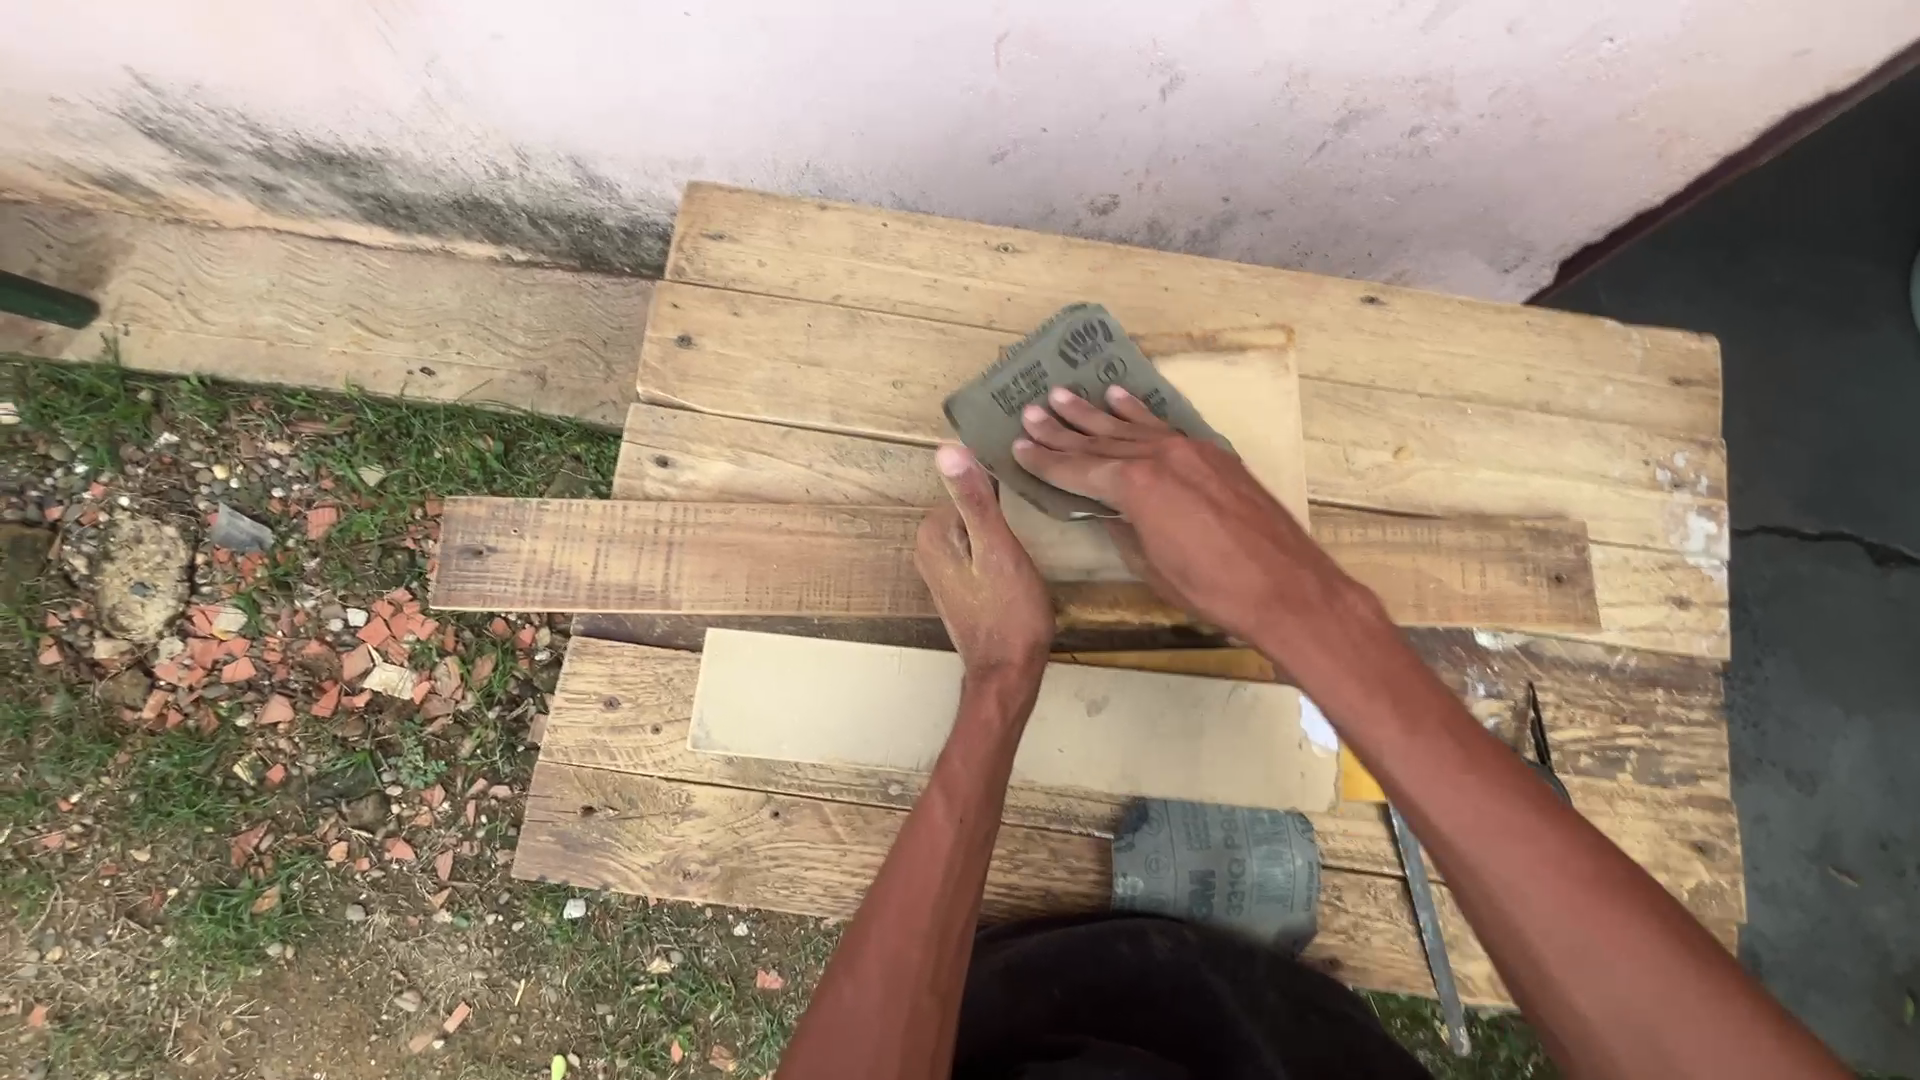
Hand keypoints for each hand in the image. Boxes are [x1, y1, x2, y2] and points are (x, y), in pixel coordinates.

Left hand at [915, 444, 1054, 679]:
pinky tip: (1020, 558)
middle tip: (1039, 513)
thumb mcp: (998, 549)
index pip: (970, 484)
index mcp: (933, 532)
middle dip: (1003, 507)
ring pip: (977, 527)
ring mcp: (941, 566)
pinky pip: (978, 548)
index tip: (1031, 490)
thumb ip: (974, 499)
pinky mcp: (958, 582)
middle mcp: (928, 546)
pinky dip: (998, 547)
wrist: (1008, 672)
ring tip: (1035, 532)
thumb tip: (946, 449)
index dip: (1004, 486)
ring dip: (1003, 527)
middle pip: (972, 505)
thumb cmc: (1010, 612)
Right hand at [1011, 384, 1371, 644]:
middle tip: (1030, 412)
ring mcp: (1188, 451)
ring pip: (1129, 427)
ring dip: (1093, 413)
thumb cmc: (1212, 589)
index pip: (1077, 471)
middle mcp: (1158, 458)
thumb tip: (1109, 512)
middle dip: (1060, 430)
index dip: (1044, 462)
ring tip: (1062, 395)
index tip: (1017, 447)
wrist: (1286, 586)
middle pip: (1098, 442)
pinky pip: (1164, 427)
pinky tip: (1119, 397)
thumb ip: (1124, 530)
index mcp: (1135, 487)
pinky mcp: (1212, 455)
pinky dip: (1139, 412)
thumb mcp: (1152, 566)